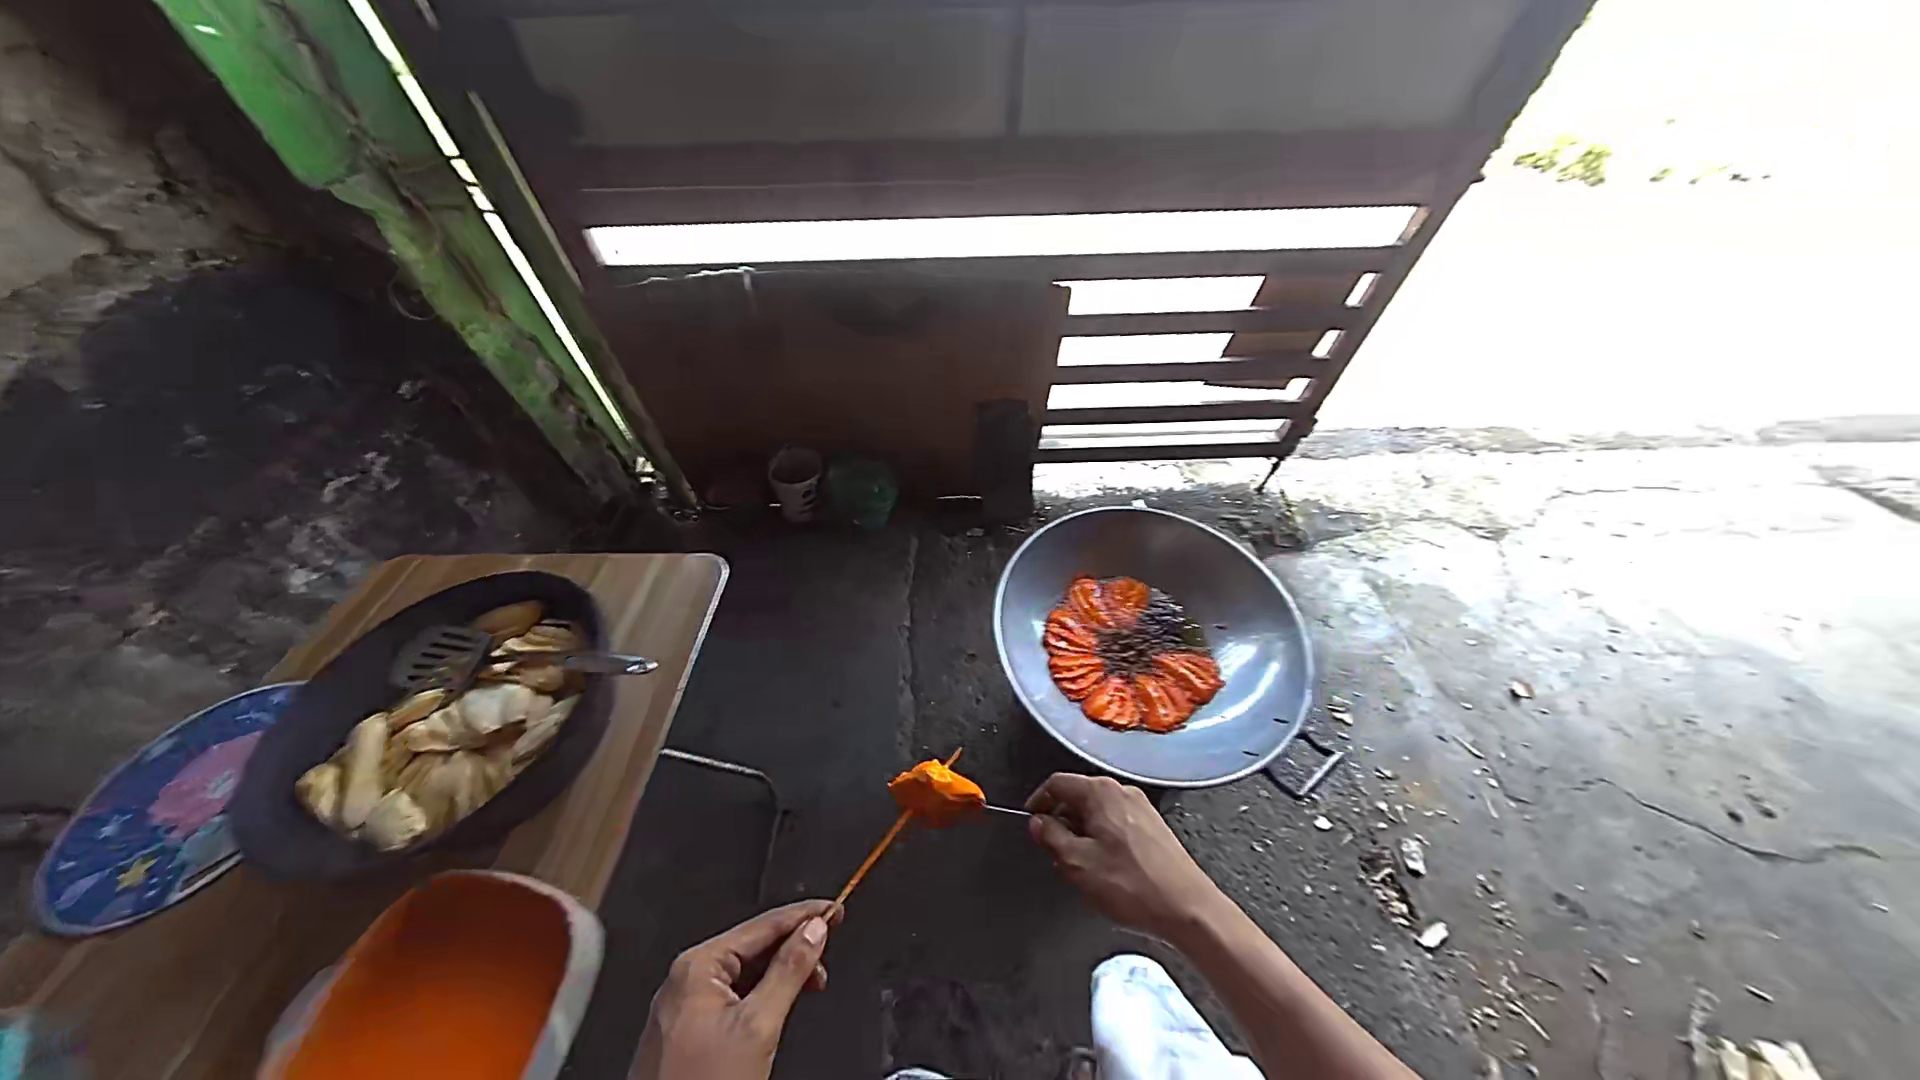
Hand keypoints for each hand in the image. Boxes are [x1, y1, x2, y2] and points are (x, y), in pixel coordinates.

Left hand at [629, 899, 840, 1079]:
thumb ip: (790, 970)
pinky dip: (763, 996)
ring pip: (745, 973)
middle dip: (794, 948)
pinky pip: (732, 998)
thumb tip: (813, 931)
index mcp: (697, 967)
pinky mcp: (687, 1034)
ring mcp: (683, 1008)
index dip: (804, 915)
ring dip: (782, 973)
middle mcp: (685, 980)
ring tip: (813, 983)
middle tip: (828, 952)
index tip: (834, 910)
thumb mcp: (758, 1026)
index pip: (763, 925)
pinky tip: (782, 1003)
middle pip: (754, 946)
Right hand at [1026, 773, 1222, 939]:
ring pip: (1097, 812)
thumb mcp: (1077, 863)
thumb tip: (1038, 824)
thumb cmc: (1135, 886)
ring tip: (1081, 867)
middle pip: (1078, 796)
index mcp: (1101, 792)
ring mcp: (1140, 808)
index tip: (1032, 822)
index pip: (1057, 783)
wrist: (1188, 909)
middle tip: (1054, 852)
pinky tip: (1106, 870)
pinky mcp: (1153, 827)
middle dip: (1061, 821)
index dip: (1039, 802)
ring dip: (1082, 833)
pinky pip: (1116, 823)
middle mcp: (1122, 792)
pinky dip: (1103, 839)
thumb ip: (1051, 837)